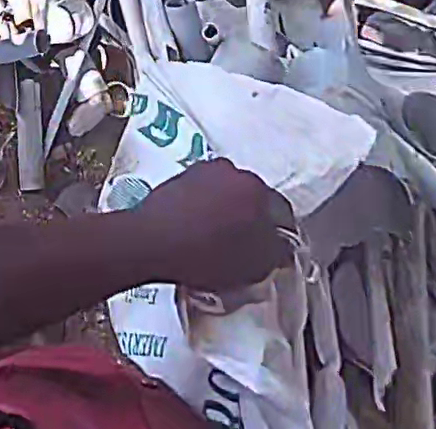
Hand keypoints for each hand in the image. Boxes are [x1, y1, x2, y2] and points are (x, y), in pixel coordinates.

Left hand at [130, 159, 295, 291]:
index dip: (281, 235)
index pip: (282, 212)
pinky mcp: (183, 174)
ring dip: (228, 209)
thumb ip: (276, 251)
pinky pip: (205, 191)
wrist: (153, 240)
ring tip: (217, 237)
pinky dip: (206, 205)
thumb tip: (280, 243)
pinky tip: (197, 227)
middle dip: (253, 218)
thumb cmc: (206, 255)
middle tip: (245, 245)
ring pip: (228, 192)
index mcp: (258, 190)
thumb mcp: (253, 266)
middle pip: (254, 197)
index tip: (274, 251)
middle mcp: (234, 171)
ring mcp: (206, 169)